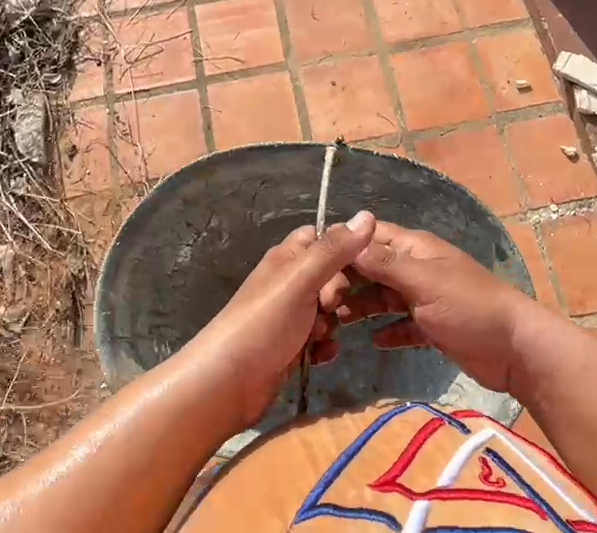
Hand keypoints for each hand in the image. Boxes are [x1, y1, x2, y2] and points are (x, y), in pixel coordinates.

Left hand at [179, 211, 377, 426]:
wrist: (229, 381)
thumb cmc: (265, 321)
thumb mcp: (301, 279)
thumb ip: (334, 250)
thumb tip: (367, 214)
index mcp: (288, 257)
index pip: (322, 236)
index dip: (343, 247)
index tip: (360, 264)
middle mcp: (288, 281)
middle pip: (331, 275)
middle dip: (338, 291)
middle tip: (326, 305)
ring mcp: (289, 315)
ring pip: (327, 309)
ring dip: (332, 321)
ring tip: (319, 333)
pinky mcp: (291, 345)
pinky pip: (321, 338)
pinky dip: (324, 345)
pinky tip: (321, 354)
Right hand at [337, 220, 554, 394]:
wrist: (515, 348)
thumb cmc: (469, 306)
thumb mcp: (423, 282)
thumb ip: (386, 263)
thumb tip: (350, 238)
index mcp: (416, 248)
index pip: (372, 237)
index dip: (344, 246)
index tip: (315, 264)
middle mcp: (418, 268)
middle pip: (373, 267)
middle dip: (348, 280)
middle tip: (321, 303)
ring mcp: (426, 298)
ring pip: (385, 296)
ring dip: (362, 307)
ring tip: (336, 323)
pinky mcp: (434, 326)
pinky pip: (402, 324)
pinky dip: (388, 330)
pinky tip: (373, 342)